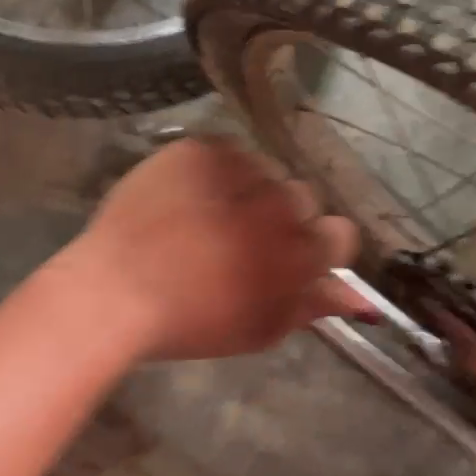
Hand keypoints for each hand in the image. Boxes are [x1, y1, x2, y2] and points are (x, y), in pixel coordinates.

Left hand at [53, 135, 366, 361]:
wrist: (115, 291)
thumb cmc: (191, 323)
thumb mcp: (260, 327)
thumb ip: (314, 306)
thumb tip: (361, 298)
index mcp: (299, 253)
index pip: (341, 233)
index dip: (317, 245)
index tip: (291, 257)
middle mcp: (280, 203)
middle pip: (303, 197)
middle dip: (282, 216)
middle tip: (243, 239)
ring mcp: (240, 169)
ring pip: (266, 170)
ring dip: (251, 189)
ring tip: (210, 216)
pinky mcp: (203, 148)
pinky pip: (228, 151)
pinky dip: (217, 170)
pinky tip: (191, 196)